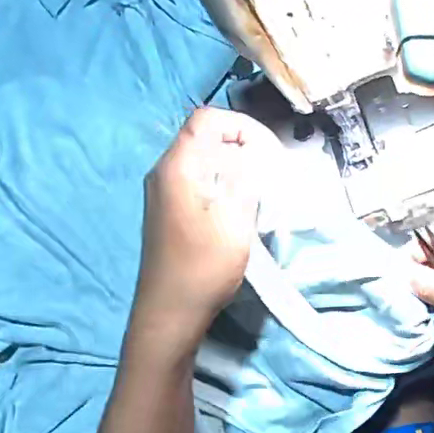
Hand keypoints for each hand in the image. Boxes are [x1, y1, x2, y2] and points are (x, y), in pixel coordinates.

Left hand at [135, 107, 280, 345]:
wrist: (169, 313)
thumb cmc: (202, 267)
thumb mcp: (234, 220)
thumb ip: (246, 178)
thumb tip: (256, 151)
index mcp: (177, 167)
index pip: (207, 120)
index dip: (241, 126)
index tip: (267, 151)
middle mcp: (164, 172)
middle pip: (204, 136)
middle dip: (241, 145)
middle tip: (270, 171)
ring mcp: (163, 192)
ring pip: (202, 159)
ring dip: (233, 166)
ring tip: (259, 189)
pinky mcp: (168, 211)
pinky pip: (197, 180)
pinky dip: (221, 182)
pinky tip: (238, 208)